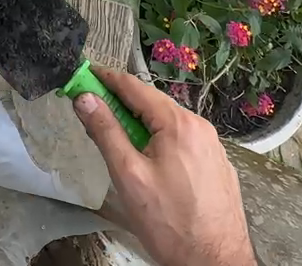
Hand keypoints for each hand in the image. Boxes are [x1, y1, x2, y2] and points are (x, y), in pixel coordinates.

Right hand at [74, 66, 255, 265]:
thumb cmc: (170, 224)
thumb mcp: (128, 175)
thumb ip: (105, 131)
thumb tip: (84, 97)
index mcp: (179, 124)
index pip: (134, 86)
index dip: (105, 79)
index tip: (83, 76)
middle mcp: (200, 127)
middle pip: (152, 102)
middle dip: (120, 103)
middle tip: (94, 112)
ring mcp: (213, 147)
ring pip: (167, 122)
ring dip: (140, 122)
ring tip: (118, 140)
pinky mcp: (219, 167)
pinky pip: (183, 140)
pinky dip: (160, 139)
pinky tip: (149, 161)